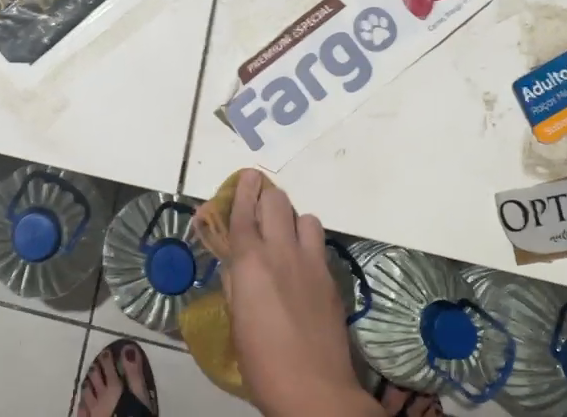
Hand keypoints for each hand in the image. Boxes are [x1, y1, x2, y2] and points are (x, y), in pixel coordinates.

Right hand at [221, 170, 381, 416]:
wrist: (315, 391)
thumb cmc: (262, 362)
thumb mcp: (236, 321)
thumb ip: (235, 283)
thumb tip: (235, 262)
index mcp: (250, 261)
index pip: (243, 212)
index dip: (243, 189)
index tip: (246, 175)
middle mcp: (281, 251)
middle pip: (277, 201)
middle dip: (267, 196)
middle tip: (261, 204)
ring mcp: (311, 262)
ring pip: (305, 216)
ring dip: (293, 220)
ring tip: (285, 236)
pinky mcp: (331, 278)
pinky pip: (319, 244)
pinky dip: (308, 243)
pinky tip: (302, 263)